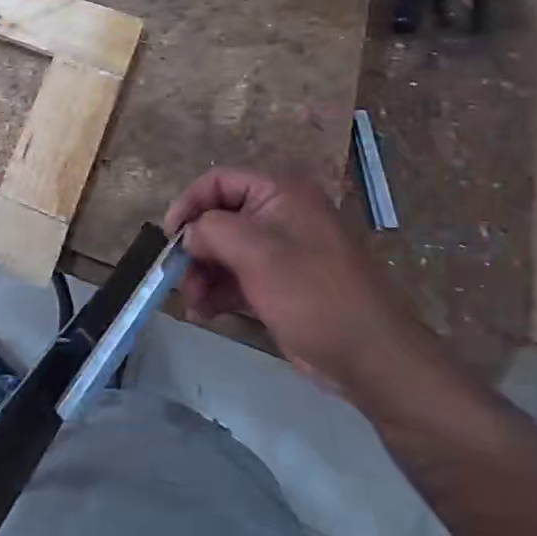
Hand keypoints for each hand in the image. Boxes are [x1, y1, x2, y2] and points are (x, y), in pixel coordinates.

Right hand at [163, 167, 433, 393]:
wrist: (368, 354)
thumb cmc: (311, 292)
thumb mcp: (256, 252)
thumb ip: (212, 231)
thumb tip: (188, 233)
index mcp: (280, 191)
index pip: (220, 181)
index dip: (189, 204)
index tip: (168, 237)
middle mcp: (279, 213)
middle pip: (220, 218)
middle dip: (196, 248)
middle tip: (179, 279)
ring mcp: (281, 251)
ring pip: (225, 251)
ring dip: (202, 274)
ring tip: (194, 303)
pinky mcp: (280, 284)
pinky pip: (238, 277)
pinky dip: (218, 292)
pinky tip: (205, 313)